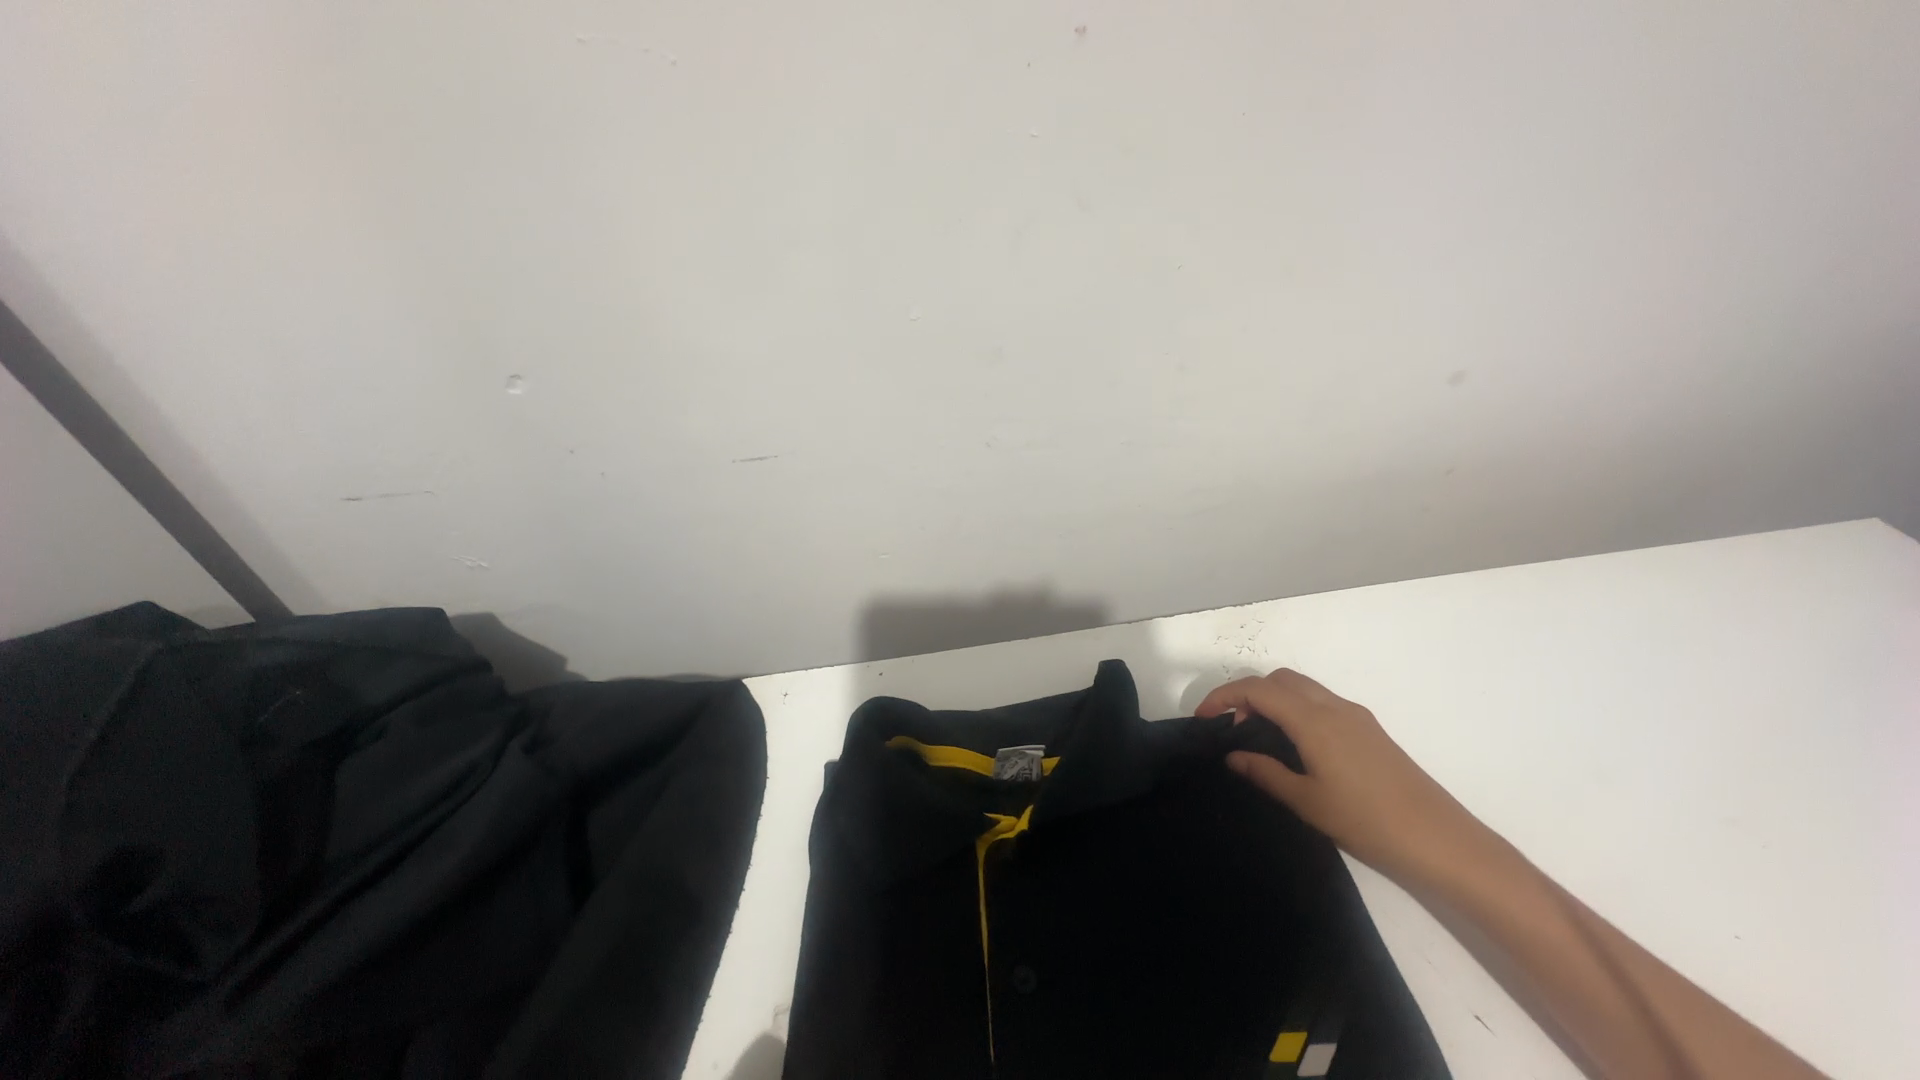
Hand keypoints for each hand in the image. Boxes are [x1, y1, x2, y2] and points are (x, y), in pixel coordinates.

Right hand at [1196, 668, 1495, 885]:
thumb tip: (1233, 755)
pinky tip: (1293, 746)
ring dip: (1274, 700)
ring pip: (1304, 689)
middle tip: (1232, 728)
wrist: (1438, 838)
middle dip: (1249, 693)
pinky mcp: (1370, 731)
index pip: (1259, 689)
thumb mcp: (1306, 801)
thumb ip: (1265, 773)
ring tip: (1258, 737)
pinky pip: (1322, 704)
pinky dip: (1296, 710)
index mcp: (1315, 720)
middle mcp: (1335, 707)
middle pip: (1282, 679)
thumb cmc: (1366, 821)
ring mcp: (1356, 717)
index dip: (1224, 696)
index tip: (1203, 718)